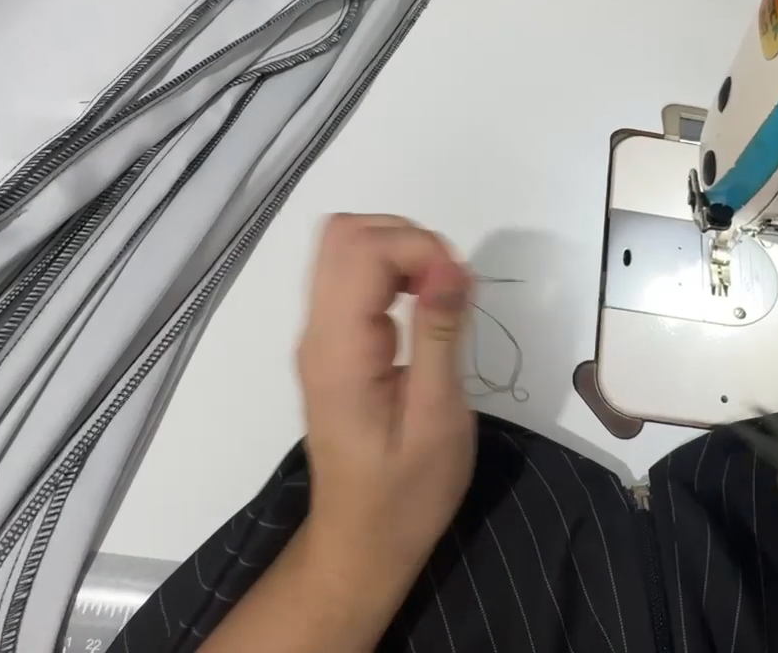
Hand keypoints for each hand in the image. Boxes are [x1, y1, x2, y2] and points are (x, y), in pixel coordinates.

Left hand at [295, 215, 475, 598]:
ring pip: (347, 245)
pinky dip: (395, 267)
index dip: (420, 248)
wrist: (362, 544)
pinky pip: (353, 272)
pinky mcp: (333, 339)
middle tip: (449, 285)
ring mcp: (320, 333)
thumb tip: (452, 264)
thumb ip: (441, 335)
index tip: (460, 286)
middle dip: (409, 239)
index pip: (363, 249)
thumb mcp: (438, 419)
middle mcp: (317, 330)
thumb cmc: (406, 493)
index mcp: (339, 350)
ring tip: (440, 293)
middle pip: (345, 233)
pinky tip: (422, 303)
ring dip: (402, 249)